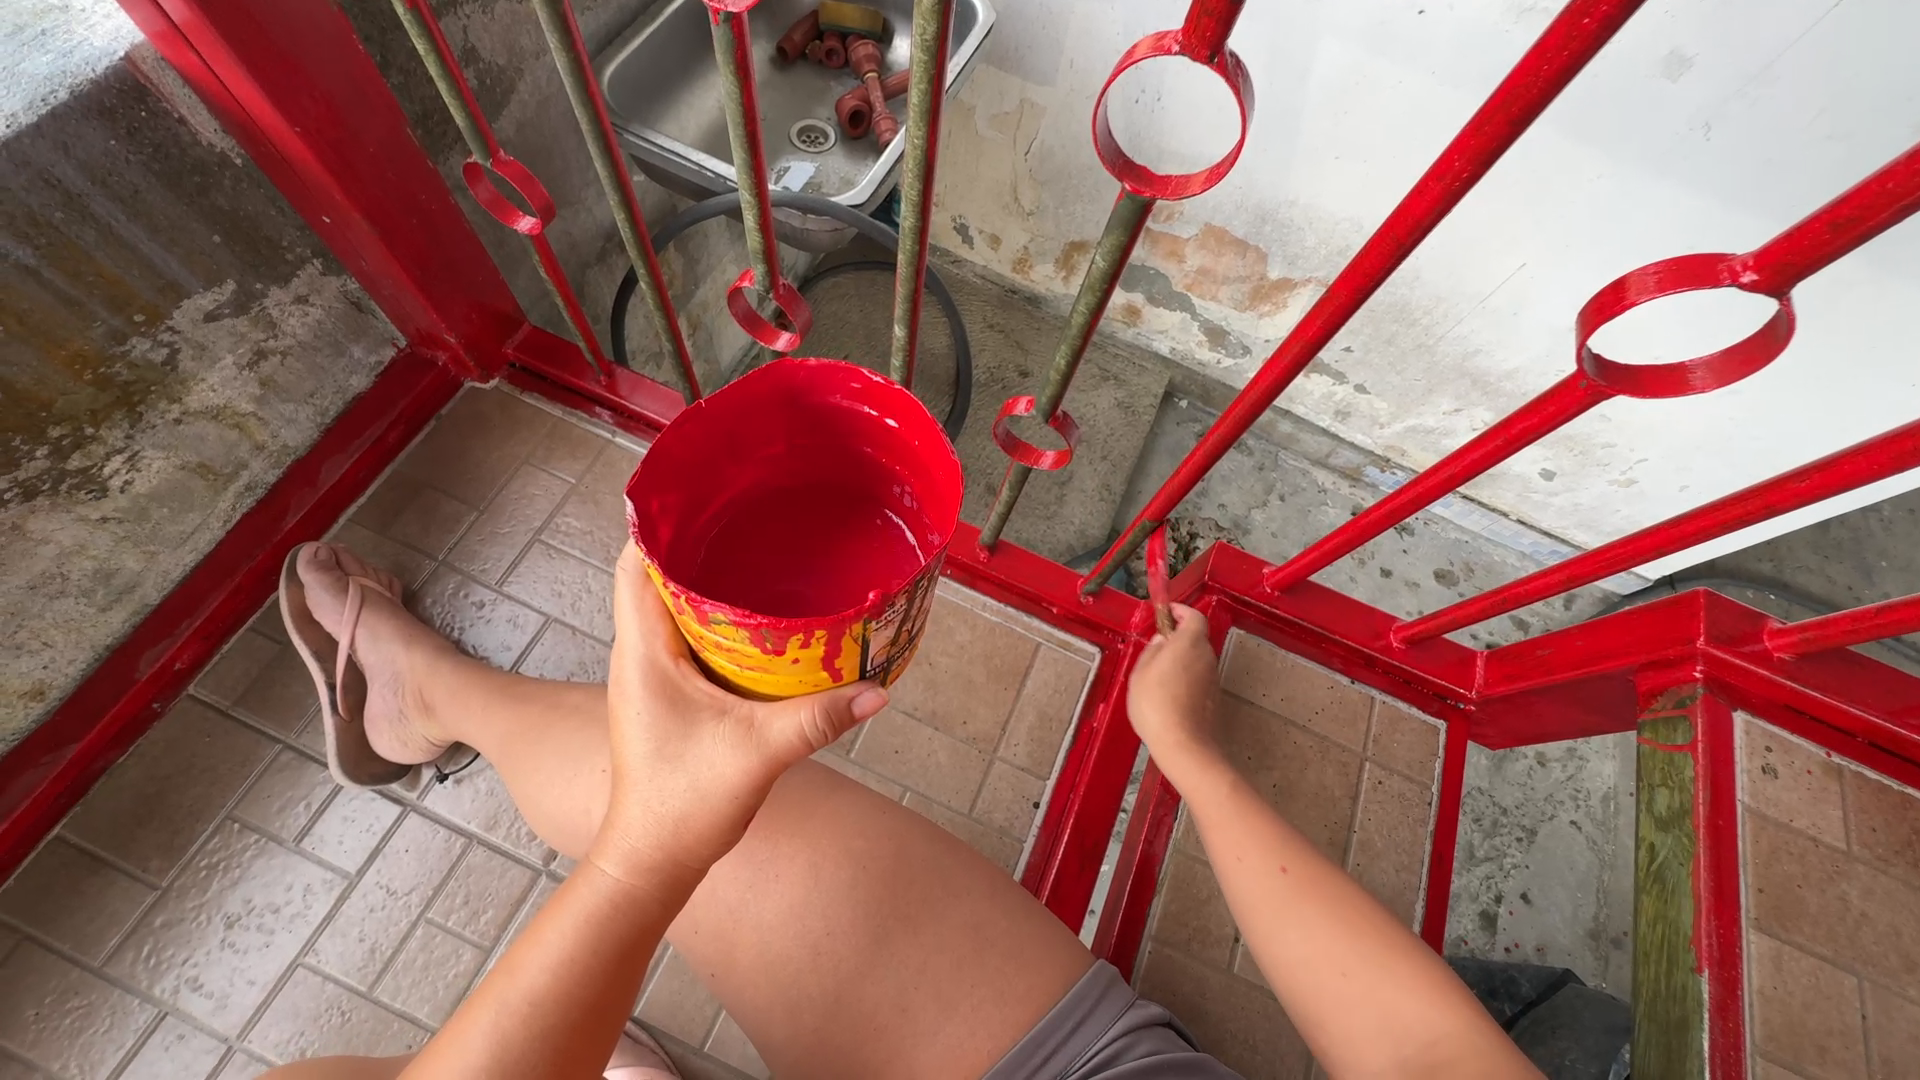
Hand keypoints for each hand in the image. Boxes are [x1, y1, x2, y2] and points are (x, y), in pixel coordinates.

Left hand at [589, 542, 889, 884]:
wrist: (656, 860)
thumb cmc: (685, 803)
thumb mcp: (759, 752)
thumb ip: (819, 719)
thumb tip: (879, 688)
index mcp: (642, 651)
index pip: (634, 564)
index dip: (663, 523)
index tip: (708, 496)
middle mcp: (640, 653)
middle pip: (657, 574)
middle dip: (698, 541)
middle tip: (752, 517)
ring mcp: (654, 673)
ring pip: (674, 604)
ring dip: (708, 578)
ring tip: (761, 553)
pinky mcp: (673, 692)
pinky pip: (692, 634)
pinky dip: (719, 615)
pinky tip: (763, 618)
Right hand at [1126, 604, 1222, 784]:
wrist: (1183, 746)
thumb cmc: (1156, 705)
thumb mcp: (1140, 673)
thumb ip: (1151, 651)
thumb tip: (1161, 641)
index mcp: (1189, 643)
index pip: (1194, 616)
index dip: (1181, 611)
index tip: (1166, 612)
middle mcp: (1206, 657)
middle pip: (1196, 638)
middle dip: (1178, 637)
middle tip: (1156, 646)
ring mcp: (1213, 678)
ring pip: (1197, 659)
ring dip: (1181, 659)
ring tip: (1157, 674)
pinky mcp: (1213, 698)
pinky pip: (1198, 678)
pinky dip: (1186, 678)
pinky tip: (1168, 694)